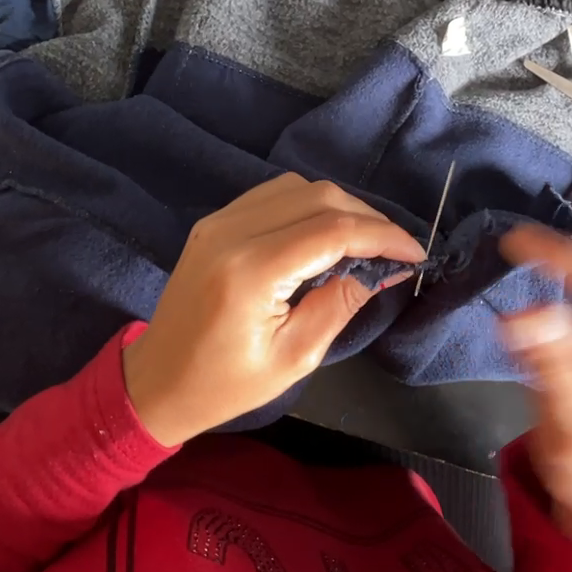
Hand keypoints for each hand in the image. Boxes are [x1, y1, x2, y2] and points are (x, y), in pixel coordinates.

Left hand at [123, 174, 425, 445]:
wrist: (156, 382)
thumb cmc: (225, 384)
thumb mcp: (295, 356)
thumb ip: (342, 302)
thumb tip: (388, 269)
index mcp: (251, 271)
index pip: (333, 229)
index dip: (383, 236)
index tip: (415, 254)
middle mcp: (232, 231)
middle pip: (319, 197)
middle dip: (367, 219)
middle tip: (394, 251)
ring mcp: (218, 221)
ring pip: (297, 187)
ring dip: (339, 208)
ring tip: (363, 244)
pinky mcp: (213, 222)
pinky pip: (272, 195)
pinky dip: (307, 206)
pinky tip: (322, 236)